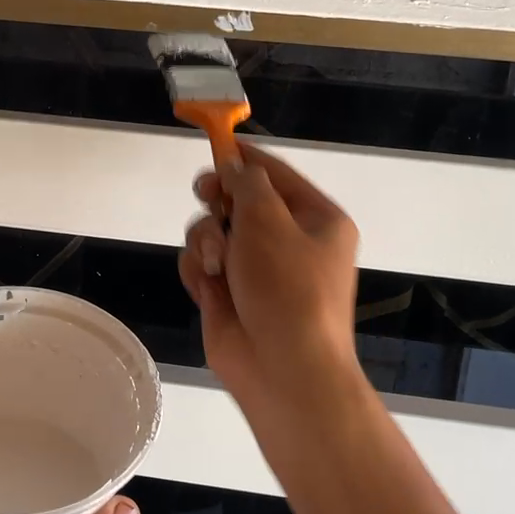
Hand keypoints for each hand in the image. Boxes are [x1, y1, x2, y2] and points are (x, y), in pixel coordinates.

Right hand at [180, 142, 360, 403]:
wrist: (284, 370)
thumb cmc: (288, 288)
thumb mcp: (269, 220)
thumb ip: (245, 184)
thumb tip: (232, 166)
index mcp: (315, 219)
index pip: (275, 174)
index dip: (244, 158)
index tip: (215, 143)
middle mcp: (287, 241)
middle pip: (238, 200)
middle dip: (218, 202)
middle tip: (205, 196)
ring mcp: (256, 270)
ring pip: (212, 230)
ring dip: (207, 240)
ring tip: (216, 264)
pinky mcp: (228, 293)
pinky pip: (201, 263)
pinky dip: (199, 270)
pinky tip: (208, 286)